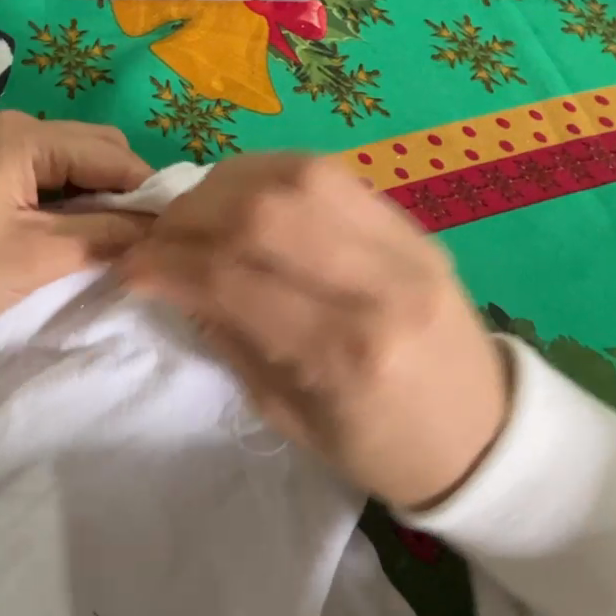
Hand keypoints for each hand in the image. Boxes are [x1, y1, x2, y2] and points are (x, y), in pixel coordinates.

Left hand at [0, 112, 155, 335]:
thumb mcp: (37, 255)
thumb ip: (104, 233)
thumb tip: (159, 227)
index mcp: (25, 137)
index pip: (110, 154)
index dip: (146, 190)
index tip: (177, 229)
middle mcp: (12, 127)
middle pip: (93, 147)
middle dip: (123, 187)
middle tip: (142, 237)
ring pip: (70, 159)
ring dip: (96, 193)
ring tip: (114, 238)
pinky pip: (43, 171)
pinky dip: (66, 196)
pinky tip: (77, 228)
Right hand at [117, 154, 509, 509]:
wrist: (486, 433)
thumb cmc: (377, 444)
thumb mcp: (284, 412)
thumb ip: (225, 332)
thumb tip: (168, 276)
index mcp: (345, 353)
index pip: (231, 279)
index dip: (165, 264)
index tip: (129, 267)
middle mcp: (378, 285)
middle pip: (263, 212)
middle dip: (188, 215)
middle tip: (159, 236)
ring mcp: (403, 242)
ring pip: (294, 176)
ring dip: (223, 185)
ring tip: (196, 212)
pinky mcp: (410, 220)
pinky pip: (325, 170)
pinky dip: (265, 173)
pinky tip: (241, 194)